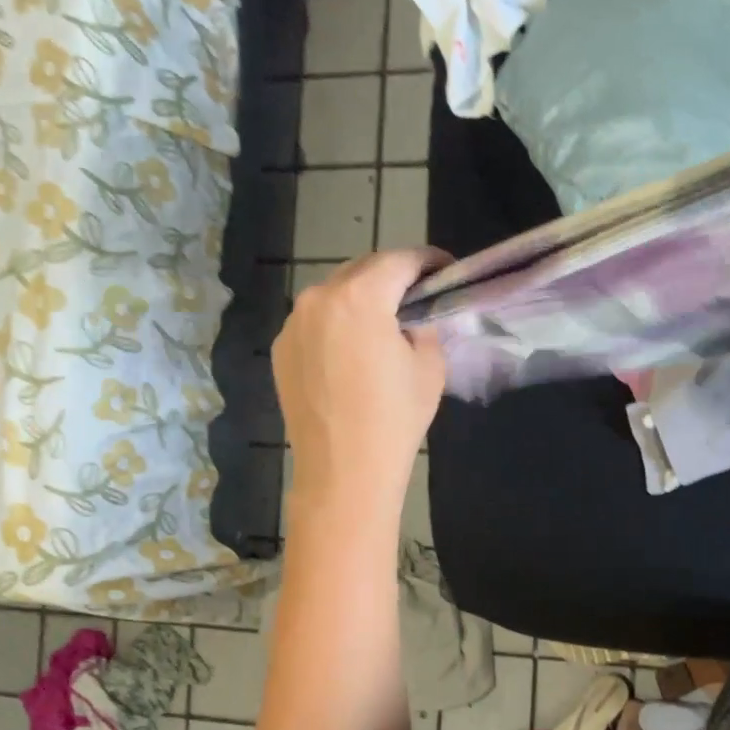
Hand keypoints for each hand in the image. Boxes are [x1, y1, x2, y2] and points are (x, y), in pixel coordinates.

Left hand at [272, 249, 448, 521]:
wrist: (344, 469)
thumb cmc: (396, 417)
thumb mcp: (429, 366)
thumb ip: (423, 326)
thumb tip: (415, 315)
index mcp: (360, 298)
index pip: (400, 260)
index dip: (429, 261)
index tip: (447, 270)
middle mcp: (318, 298)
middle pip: (363, 269)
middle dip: (394, 276)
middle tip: (421, 294)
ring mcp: (293, 323)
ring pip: (336, 293)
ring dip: (364, 298)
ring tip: (388, 323)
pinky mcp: (281, 347)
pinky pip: (317, 320)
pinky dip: (340, 323)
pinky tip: (357, 351)